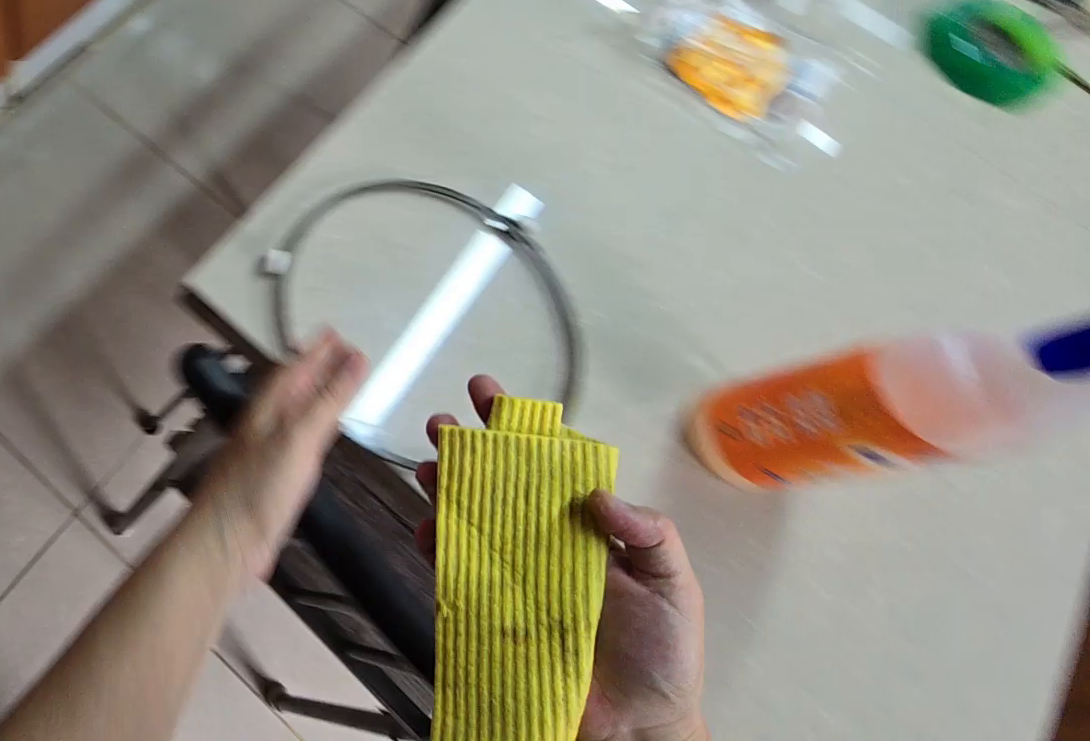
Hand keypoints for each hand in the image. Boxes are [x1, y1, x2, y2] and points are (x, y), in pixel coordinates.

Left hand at [195, 330, 367, 578]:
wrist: (228, 540)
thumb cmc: (250, 490)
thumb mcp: (299, 436)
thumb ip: (329, 398)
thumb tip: (353, 362)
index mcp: (269, 405)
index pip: (296, 365)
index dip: (317, 349)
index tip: (334, 334)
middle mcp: (267, 422)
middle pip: (296, 384)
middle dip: (318, 365)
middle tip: (338, 349)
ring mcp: (271, 448)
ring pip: (298, 409)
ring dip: (318, 393)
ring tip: (334, 380)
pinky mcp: (277, 474)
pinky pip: (302, 437)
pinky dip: (318, 426)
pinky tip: (323, 431)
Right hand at [414, 377, 709, 740]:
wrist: (635, 728)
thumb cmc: (662, 654)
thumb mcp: (673, 586)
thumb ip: (649, 534)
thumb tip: (600, 493)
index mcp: (579, 522)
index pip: (543, 461)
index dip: (514, 426)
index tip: (486, 395)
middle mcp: (538, 535)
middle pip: (493, 479)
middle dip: (463, 447)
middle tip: (441, 424)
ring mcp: (510, 566)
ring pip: (465, 513)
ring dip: (442, 486)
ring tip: (430, 470)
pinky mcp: (488, 599)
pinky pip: (453, 565)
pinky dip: (435, 545)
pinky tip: (428, 534)